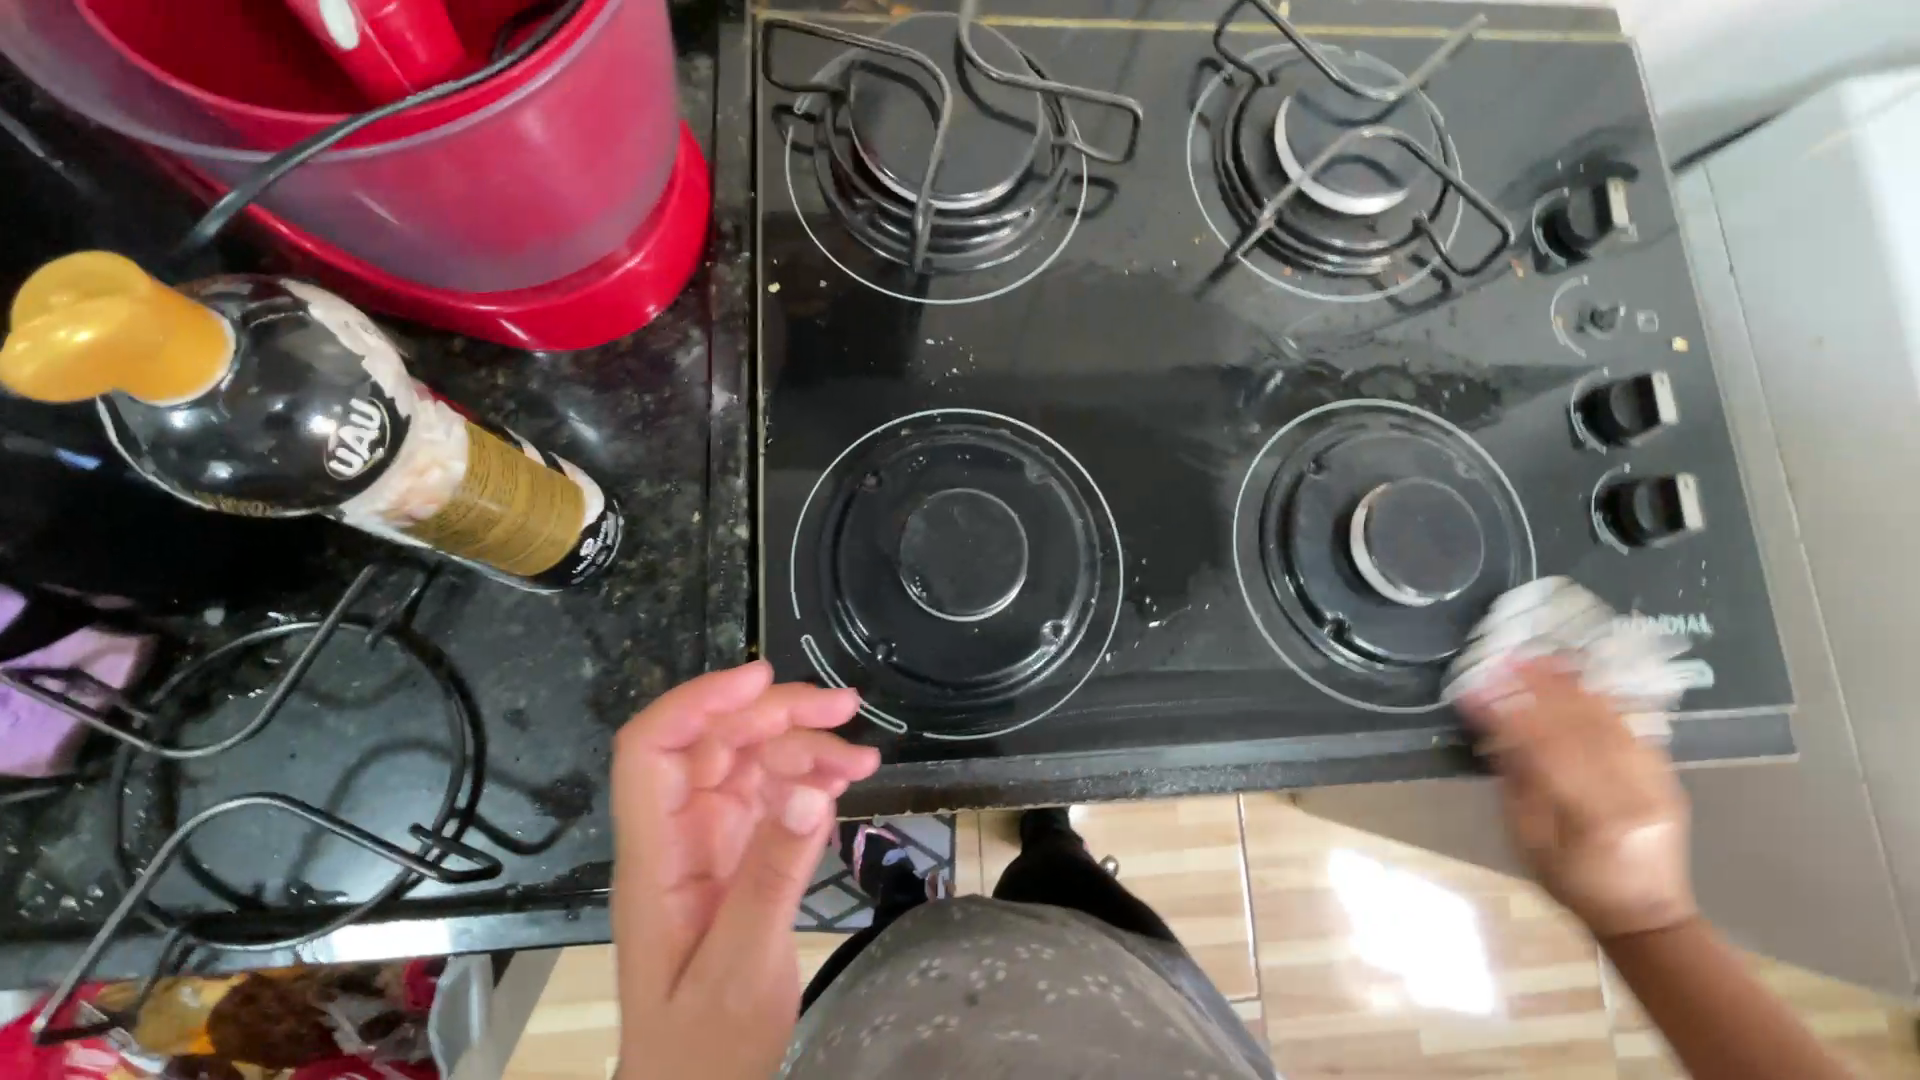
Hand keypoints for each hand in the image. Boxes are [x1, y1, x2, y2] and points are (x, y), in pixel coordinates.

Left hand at [610, 661, 879, 1078]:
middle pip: (713, 744)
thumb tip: (811, 791)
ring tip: (861, 757)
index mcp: (656, 857)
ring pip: (749, 762)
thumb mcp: (741, 969)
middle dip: (774, 714)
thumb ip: (772, 877)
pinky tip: (847, 780)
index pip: (652, 751)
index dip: (699, 702)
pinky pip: (774, 796)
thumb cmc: (703, 1048)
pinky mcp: (740, 854)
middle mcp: (679, 835)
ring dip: (803, 745)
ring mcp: (710, 842)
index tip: (762, 680)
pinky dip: (811, 779)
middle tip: (843, 709)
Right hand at [1457, 657, 1696, 939]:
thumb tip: (1498, 734)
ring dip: (1573, 687)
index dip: (1510, 715)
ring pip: (1611, 724)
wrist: (1646, 914)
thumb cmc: (1572, 882)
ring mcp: (1655, 784)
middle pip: (1582, 729)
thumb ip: (1518, 785)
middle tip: (1508, 660)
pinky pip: (1637, 731)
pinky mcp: (1666, 778)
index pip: (1546, 751)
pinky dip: (1608, 701)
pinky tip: (1585, 681)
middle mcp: (1631, 794)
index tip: (1478, 690)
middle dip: (1541, 690)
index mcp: (1592, 817)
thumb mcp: (1529, 840)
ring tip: (1542, 659)